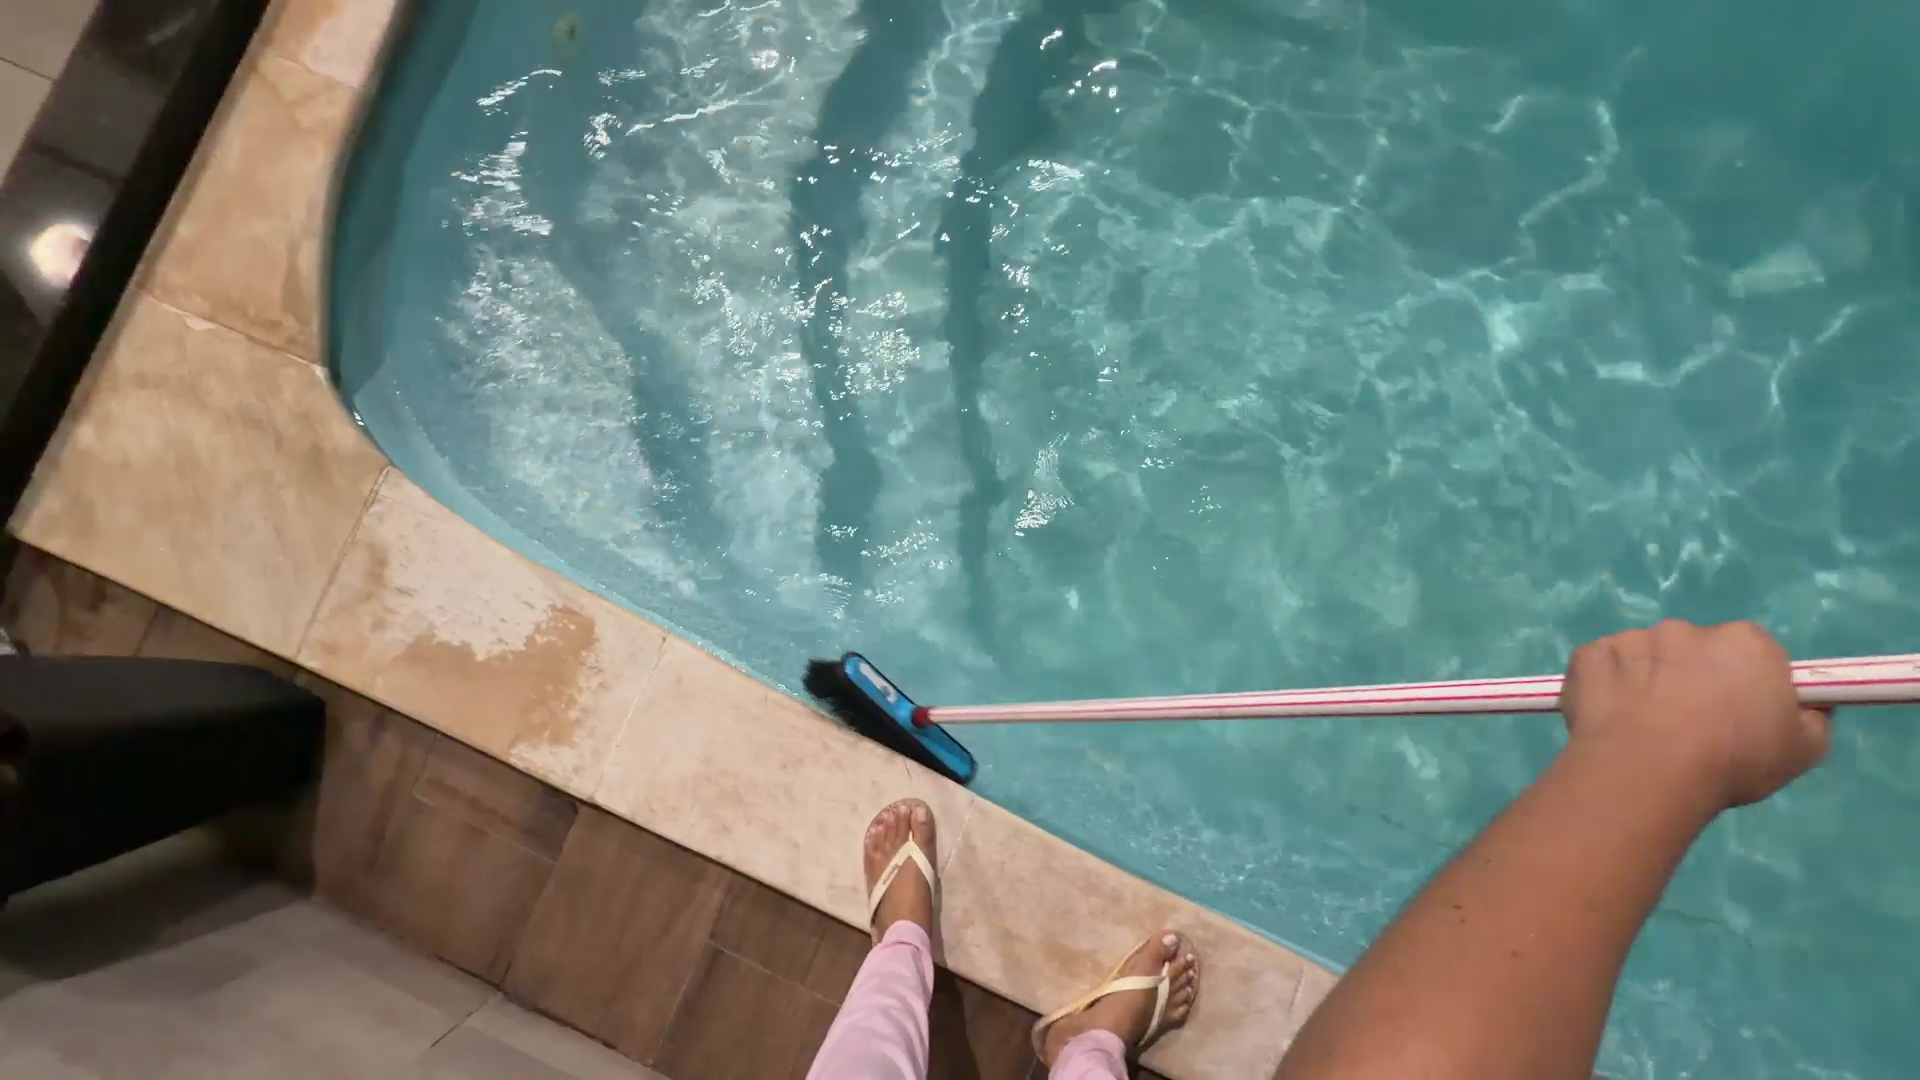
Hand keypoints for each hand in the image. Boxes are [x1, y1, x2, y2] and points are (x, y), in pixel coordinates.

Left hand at [1559, 620, 1831, 808]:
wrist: (1645, 768)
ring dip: (1643, 676)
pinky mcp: (1585, 655)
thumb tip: (1801, 704)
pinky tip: (1611, 713)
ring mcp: (1626, 639)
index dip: (1743, 680)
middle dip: (1689, 673)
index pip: (1749, 651)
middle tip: (1686, 717)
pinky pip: (1599, 665)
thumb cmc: (1732, 759)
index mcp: (1744, 642)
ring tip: (1643, 720)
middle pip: (1690, 648)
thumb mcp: (1803, 748)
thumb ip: (1809, 716)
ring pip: (1641, 654)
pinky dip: (1603, 683)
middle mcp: (1682, 630)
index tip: (1736, 709)